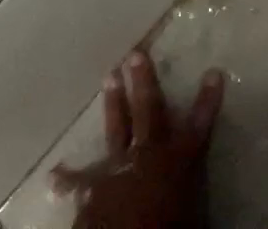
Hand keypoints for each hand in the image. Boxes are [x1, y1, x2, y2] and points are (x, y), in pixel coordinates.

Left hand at [52, 51, 224, 228]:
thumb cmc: (170, 226)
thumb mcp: (192, 209)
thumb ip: (189, 188)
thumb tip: (188, 186)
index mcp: (179, 160)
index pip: (198, 124)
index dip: (207, 99)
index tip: (213, 72)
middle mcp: (148, 154)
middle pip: (148, 111)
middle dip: (144, 81)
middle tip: (135, 55)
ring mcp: (118, 167)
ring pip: (116, 129)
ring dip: (114, 103)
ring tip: (108, 77)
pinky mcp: (93, 188)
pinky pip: (78, 183)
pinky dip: (67, 180)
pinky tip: (54, 176)